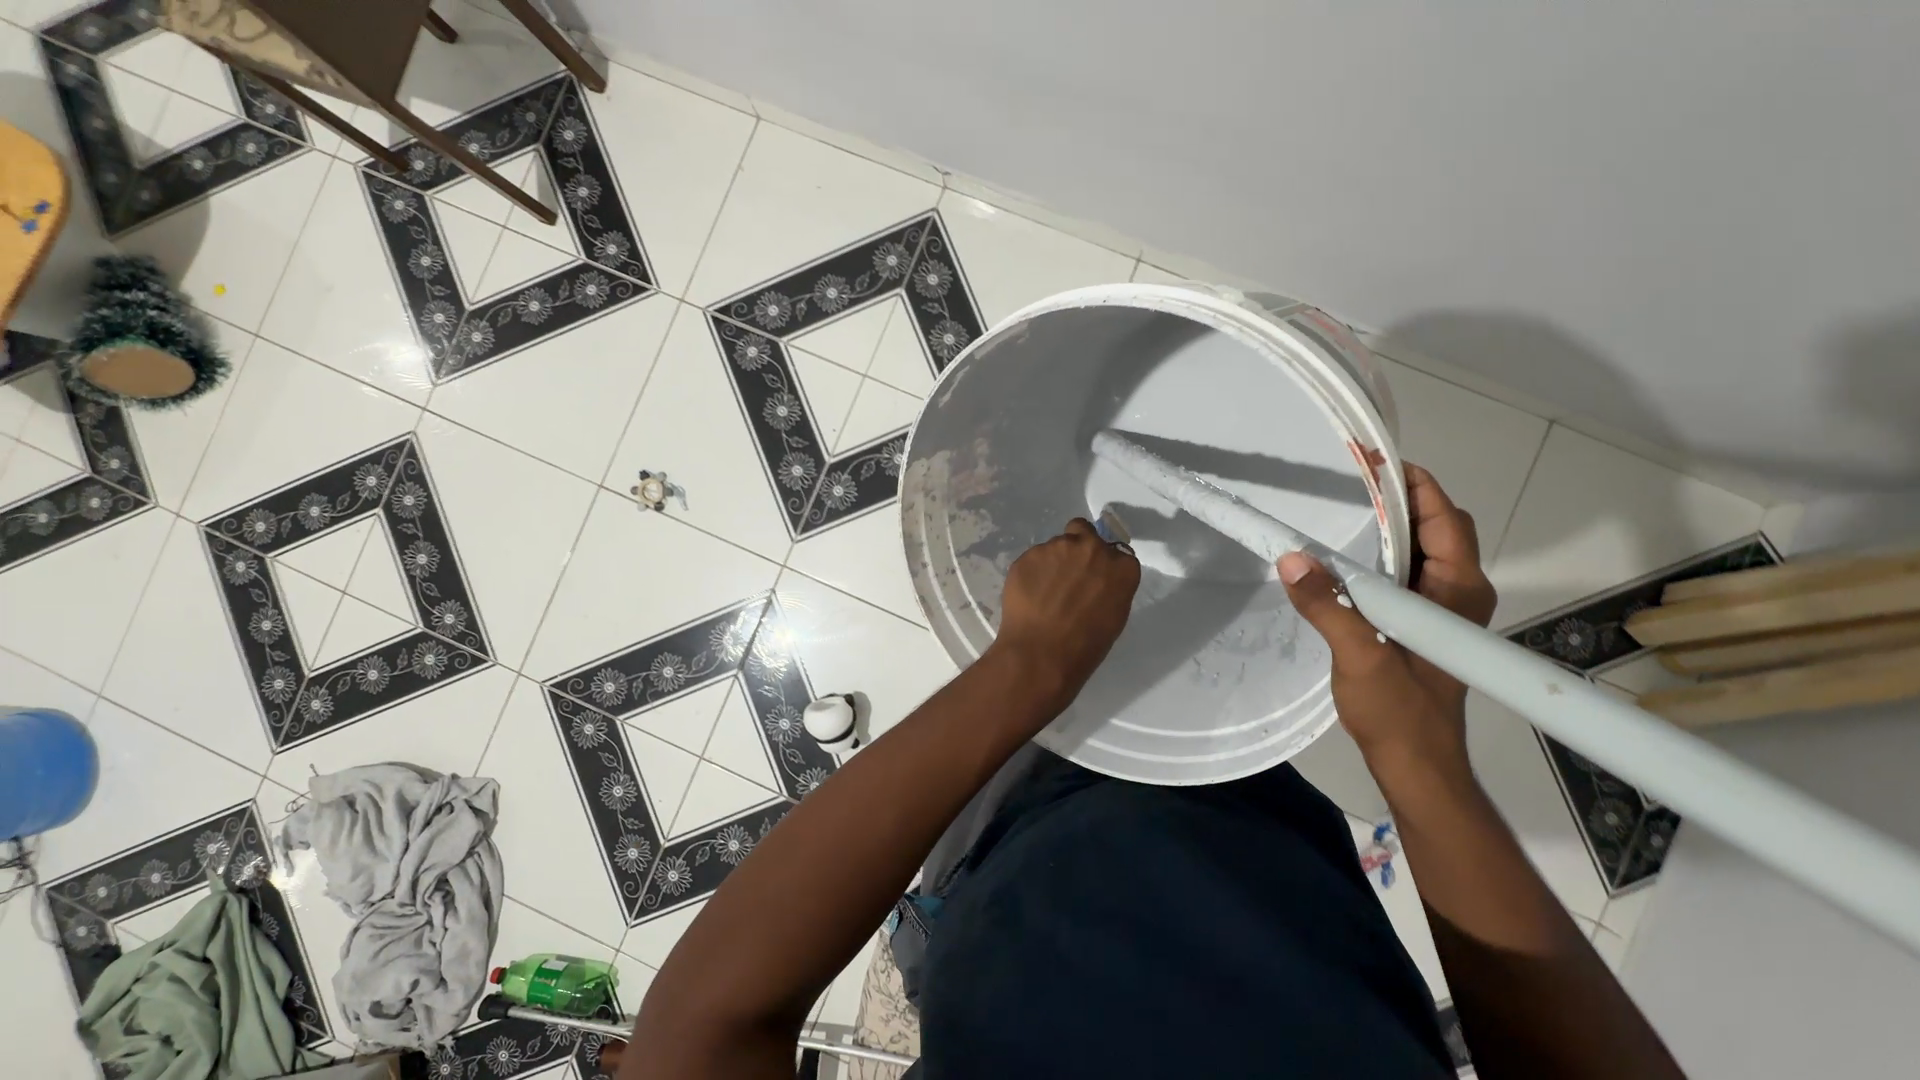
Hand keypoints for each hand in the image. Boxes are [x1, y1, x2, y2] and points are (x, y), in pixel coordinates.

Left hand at [991, 518, 1141, 699]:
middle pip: (1085, 532)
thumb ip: (1110, 586)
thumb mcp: (1114, 614)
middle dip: (1079, 546)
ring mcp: (1058, 547)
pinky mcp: (1029, 554)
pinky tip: (1029, 595)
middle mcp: (1092, 548)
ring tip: (1045, 590)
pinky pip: (1034, 558)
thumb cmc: (1086, 644)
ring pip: (1057, 544)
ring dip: (1055, 560)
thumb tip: (1099, 579)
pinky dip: (1033, 571)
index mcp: (1121, 566)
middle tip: (1069, 574)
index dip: (1104, 565)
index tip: (1096, 579)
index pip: (1117, 553)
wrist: (1042, 653)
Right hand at [1278, 465, 1496, 776]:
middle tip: (1351, 480)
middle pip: (1438, 527)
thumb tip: (1291, 557)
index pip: (1445, 519)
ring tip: (1345, 507)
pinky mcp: (1424, 623)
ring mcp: (1443, 609)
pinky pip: (1408, 571)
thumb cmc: (1399, 712)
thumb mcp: (1359, 656)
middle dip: (1399, 498)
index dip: (1413, 485)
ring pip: (1423, 549)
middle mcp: (1458, 592)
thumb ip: (1327, 605)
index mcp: (1457, 592)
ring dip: (1390, 525)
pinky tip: (1346, 557)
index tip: (1373, 461)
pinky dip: (1383, 553)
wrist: (1415, 764)